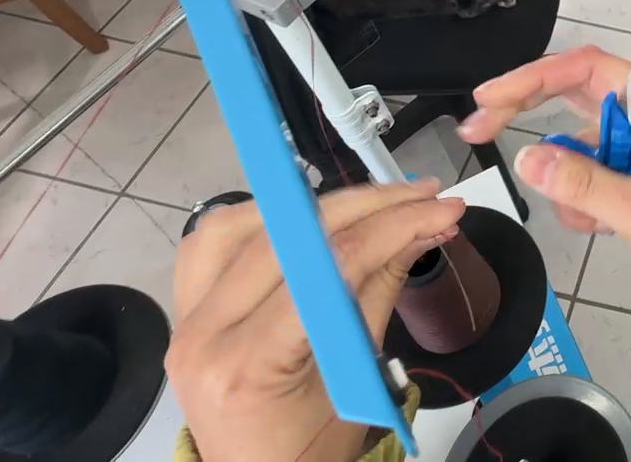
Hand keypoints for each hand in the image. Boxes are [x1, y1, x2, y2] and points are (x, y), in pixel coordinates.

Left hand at [167, 181, 465, 461]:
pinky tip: (308, 218)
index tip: (446, 207)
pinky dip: (264, 218)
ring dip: (310, 204)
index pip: (333, 265)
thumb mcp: (360, 374)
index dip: (396, 224)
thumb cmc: (311, 448)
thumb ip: (385, 285)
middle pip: (292, 236)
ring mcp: (185, 320)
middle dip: (369, 204)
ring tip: (369, 203)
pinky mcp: (185, 310)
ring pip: (240, 224)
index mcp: (250, 365)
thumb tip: (432, 224)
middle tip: (424, 194)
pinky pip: (212, 242)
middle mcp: (204, 335)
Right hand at [460, 46, 630, 331]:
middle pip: (569, 91)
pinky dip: (578, 202)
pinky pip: (578, 174)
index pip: (589, 69)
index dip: (537, 75)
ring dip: (566, 183)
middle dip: (525, 109)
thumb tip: (527, 158)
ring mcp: (630, 141)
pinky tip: (603, 228)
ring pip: (569, 142)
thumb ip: (588, 187)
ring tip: (596, 222)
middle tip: (477, 130)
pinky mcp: (622, 169)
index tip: (491, 96)